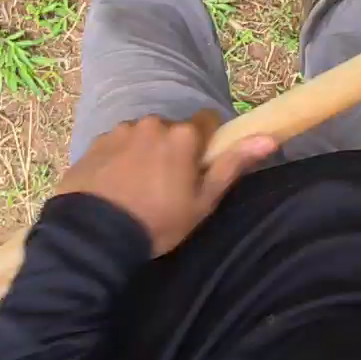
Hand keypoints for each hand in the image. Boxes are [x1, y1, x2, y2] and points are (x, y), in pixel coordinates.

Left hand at [57, 111, 277, 254]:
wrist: (91, 238)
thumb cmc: (156, 222)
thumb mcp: (202, 201)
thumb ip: (233, 165)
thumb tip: (268, 138)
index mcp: (184, 135)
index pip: (207, 121)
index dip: (206, 143)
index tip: (199, 167)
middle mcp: (154, 123)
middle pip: (173, 130)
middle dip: (173, 149)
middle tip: (166, 185)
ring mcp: (121, 131)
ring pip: (143, 136)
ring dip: (144, 153)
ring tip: (136, 188)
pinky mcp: (94, 144)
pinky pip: (116, 145)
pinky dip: (118, 160)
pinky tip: (114, 187)